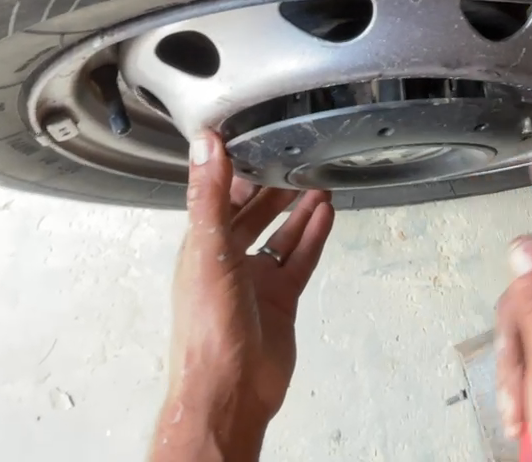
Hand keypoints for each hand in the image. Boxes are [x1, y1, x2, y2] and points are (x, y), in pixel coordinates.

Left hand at [151, 130, 334, 461]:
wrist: (233, 390)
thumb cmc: (211, 323)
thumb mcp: (209, 250)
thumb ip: (209, 196)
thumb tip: (205, 142)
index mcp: (203, 247)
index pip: (220, 198)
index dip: (239, 171)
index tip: (259, 140)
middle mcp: (229, 259)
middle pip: (254, 213)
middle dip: (275, 187)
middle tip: (299, 158)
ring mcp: (257, 280)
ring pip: (282, 234)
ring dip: (299, 208)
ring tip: (320, 181)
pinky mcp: (281, 298)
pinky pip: (300, 258)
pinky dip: (314, 235)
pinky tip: (327, 213)